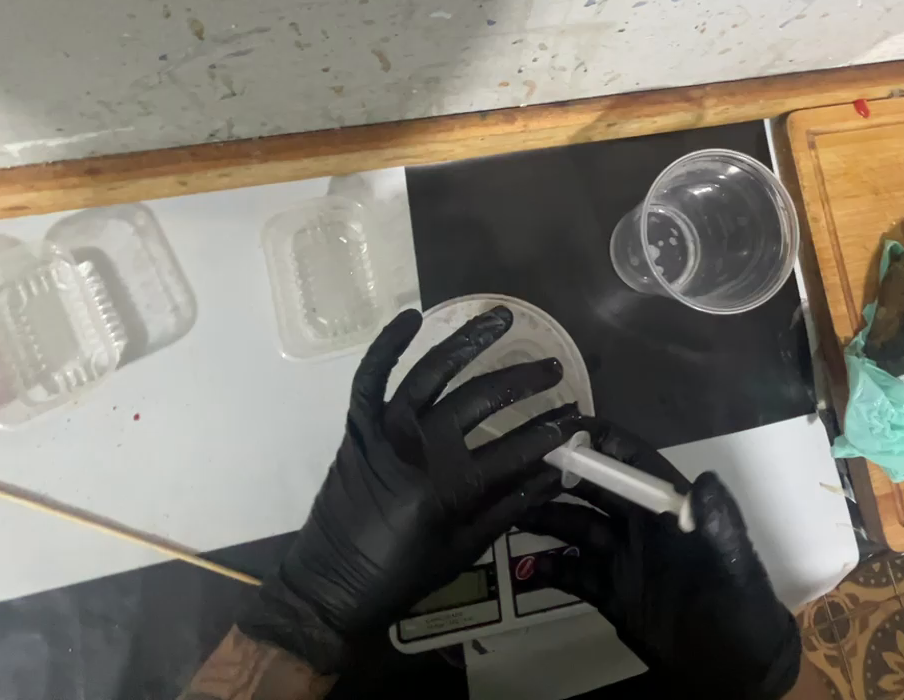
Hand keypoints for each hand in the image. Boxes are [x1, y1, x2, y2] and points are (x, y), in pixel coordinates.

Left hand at [245, 306, 581, 672]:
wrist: (328, 586)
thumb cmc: (403, 573)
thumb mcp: (465, 548)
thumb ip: (512, 505)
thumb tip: (558, 471)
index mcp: (449, 487)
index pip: (514, 449)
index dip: (550, 432)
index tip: (575, 417)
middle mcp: (418, 447)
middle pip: (480, 399)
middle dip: (525, 381)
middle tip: (554, 367)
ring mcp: (385, 429)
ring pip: (432, 371)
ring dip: (470, 340)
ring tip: (503, 317)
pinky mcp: (359, 424)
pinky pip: (370, 376)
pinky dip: (387, 345)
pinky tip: (413, 317)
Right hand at [523, 422, 801, 699]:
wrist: (738, 668)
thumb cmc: (739, 602)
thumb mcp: (733, 558)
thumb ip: (717, 518)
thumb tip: (704, 479)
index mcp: (667, 506)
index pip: (630, 461)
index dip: (599, 441)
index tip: (561, 428)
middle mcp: (640, 525)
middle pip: (594, 489)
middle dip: (560, 475)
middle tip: (519, 469)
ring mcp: (623, 559)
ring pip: (577, 527)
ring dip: (547, 517)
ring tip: (513, 511)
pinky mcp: (612, 594)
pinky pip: (576, 574)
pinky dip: (552, 568)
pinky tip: (530, 566)